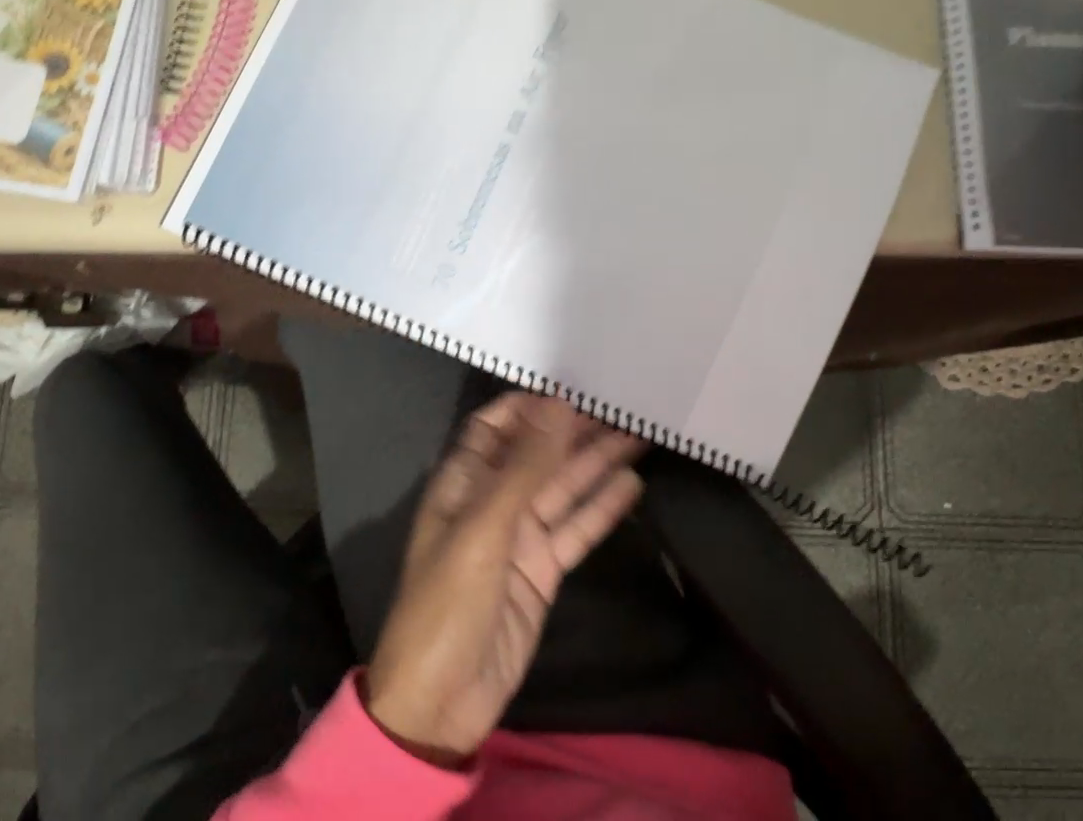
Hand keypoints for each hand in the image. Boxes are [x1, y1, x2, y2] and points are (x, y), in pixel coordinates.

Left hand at [363, 395, 644, 765]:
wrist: (441, 699)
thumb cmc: (446, 606)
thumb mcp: (482, 531)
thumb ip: (523, 468)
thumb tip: (557, 403)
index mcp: (461, 485)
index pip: (495, 428)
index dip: (529, 406)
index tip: (574, 383)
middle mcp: (490, 503)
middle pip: (537, 455)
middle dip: (574, 429)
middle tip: (624, 403)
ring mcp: (519, 539)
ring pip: (562, 489)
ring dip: (597, 463)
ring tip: (641, 432)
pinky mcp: (542, 572)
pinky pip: (575, 531)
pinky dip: (602, 508)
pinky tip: (632, 484)